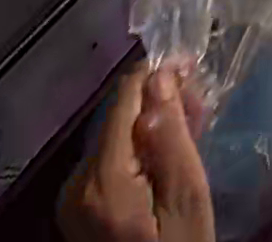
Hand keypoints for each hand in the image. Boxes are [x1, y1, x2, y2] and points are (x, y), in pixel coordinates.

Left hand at [59, 63, 212, 241]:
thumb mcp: (186, 201)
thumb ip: (172, 135)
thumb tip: (160, 74)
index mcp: (101, 180)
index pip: (124, 97)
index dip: (158, 73)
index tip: (192, 66)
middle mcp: (76, 181)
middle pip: (119, 112)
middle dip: (160, 98)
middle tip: (199, 102)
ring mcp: (72, 196)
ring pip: (116, 130)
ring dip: (152, 120)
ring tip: (190, 123)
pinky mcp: (78, 205)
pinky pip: (110, 153)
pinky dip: (139, 144)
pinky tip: (167, 151)